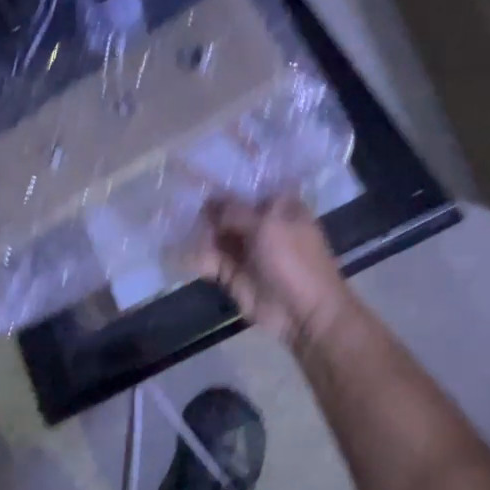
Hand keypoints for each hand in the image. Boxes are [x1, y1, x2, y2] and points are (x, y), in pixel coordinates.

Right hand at [193, 194, 355, 350]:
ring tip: (189, 237)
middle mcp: (259, 222)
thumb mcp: (266, 225)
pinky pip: (209, 258)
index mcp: (276, 205)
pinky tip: (193, 259)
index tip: (195, 176)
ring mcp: (245, 247)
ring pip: (213, 232)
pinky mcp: (232, 272)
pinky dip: (199, 257)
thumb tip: (208, 200)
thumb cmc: (293, 259)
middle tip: (184, 208)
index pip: (245, 185)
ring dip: (199, 233)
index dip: (222, 182)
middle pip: (224, 208)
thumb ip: (233, 210)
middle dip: (205, 209)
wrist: (305, 313)